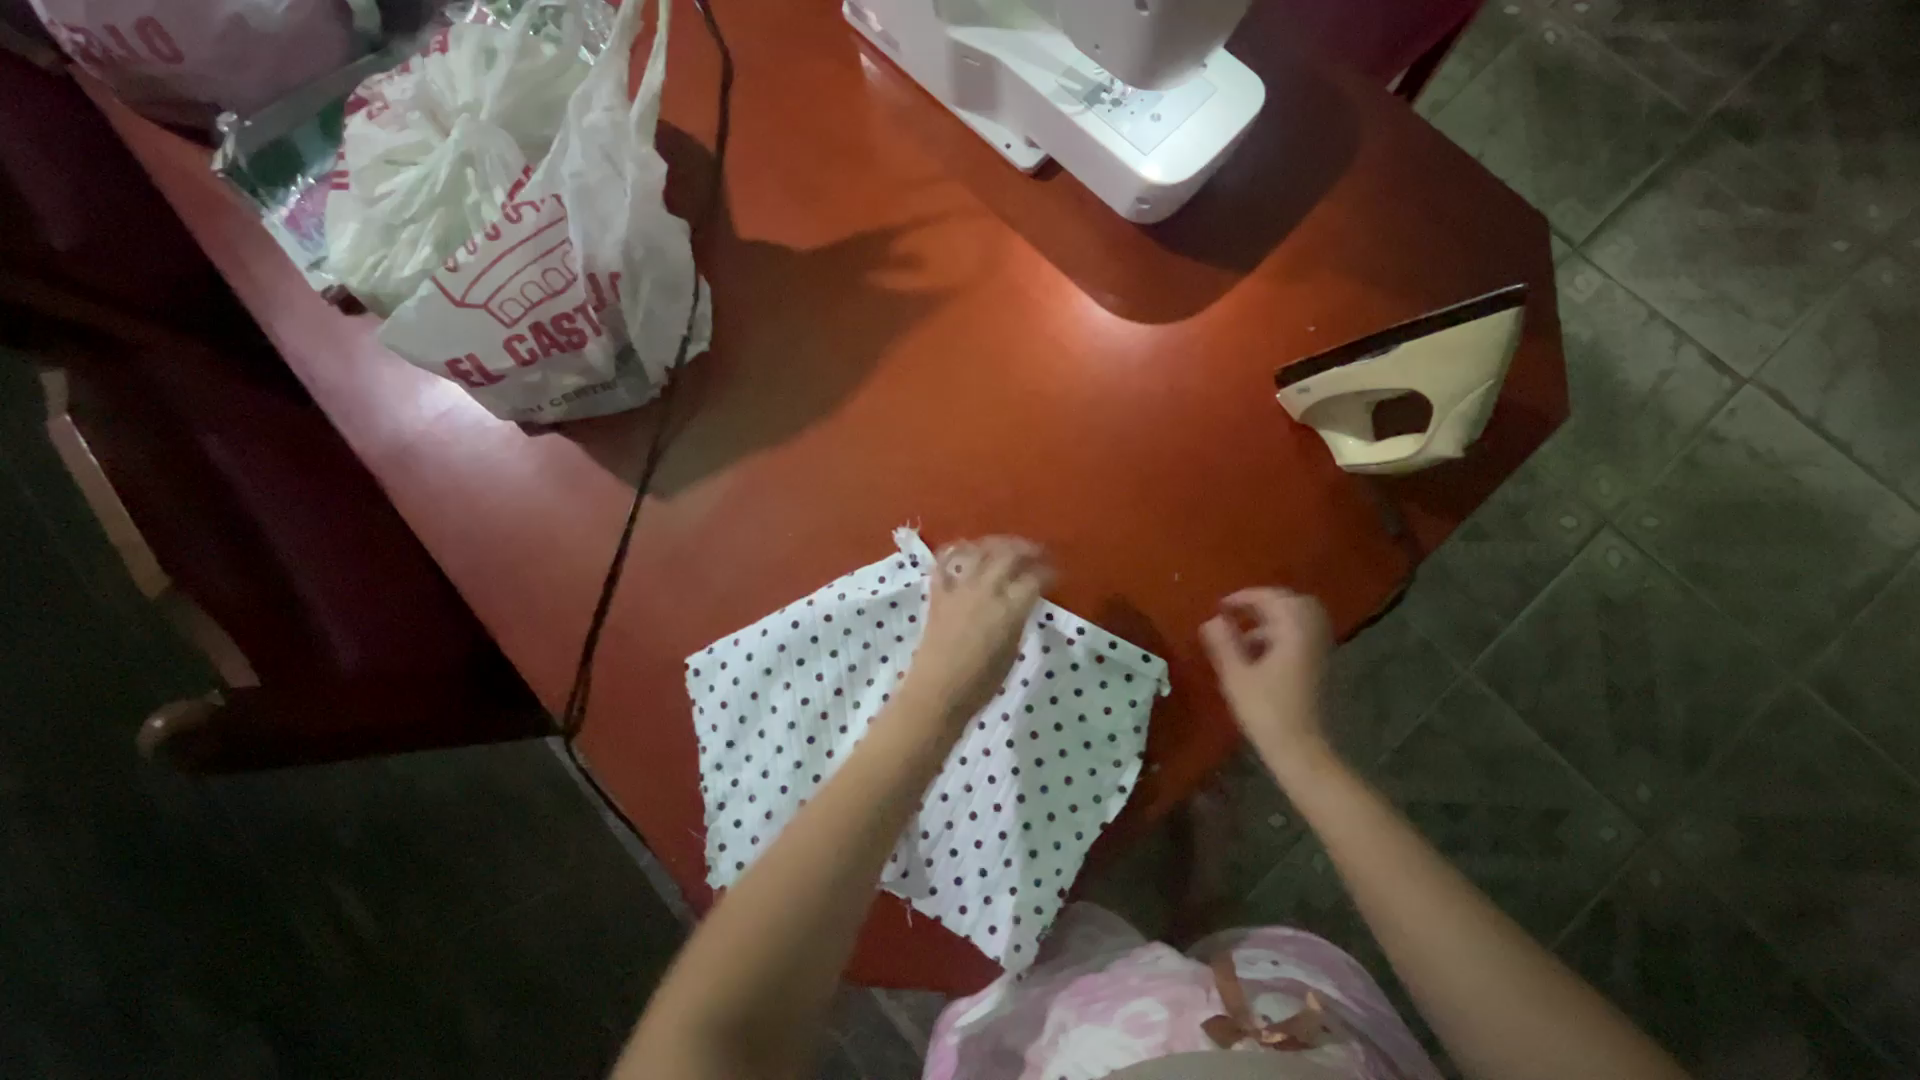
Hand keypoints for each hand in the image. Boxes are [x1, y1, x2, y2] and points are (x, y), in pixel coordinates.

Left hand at [903, 536, 1054, 727]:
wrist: (938, 692)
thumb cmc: (981, 683)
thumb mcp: (1012, 652)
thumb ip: (1018, 622)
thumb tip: (1021, 605)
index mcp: (1010, 609)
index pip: (1036, 578)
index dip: (1049, 573)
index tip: (1056, 574)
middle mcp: (986, 591)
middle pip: (1009, 555)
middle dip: (1028, 549)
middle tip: (1037, 552)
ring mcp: (959, 589)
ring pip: (978, 551)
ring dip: (995, 543)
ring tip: (1005, 546)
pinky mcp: (938, 594)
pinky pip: (944, 564)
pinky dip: (954, 552)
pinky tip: (964, 549)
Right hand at [1201, 587, 1332, 762]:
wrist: (1300, 748)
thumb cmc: (1265, 711)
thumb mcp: (1236, 676)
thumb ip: (1223, 644)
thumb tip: (1212, 620)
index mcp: (1293, 632)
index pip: (1273, 599)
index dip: (1246, 597)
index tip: (1222, 605)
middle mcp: (1311, 636)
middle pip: (1295, 603)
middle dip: (1266, 603)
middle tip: (1239, 611)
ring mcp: (1318, 652)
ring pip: (1299, 621)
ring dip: (1273, 620)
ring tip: (1243, 633)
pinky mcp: (1318, 667)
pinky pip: (1301, 637)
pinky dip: (1280, 635)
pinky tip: (1257, 654)